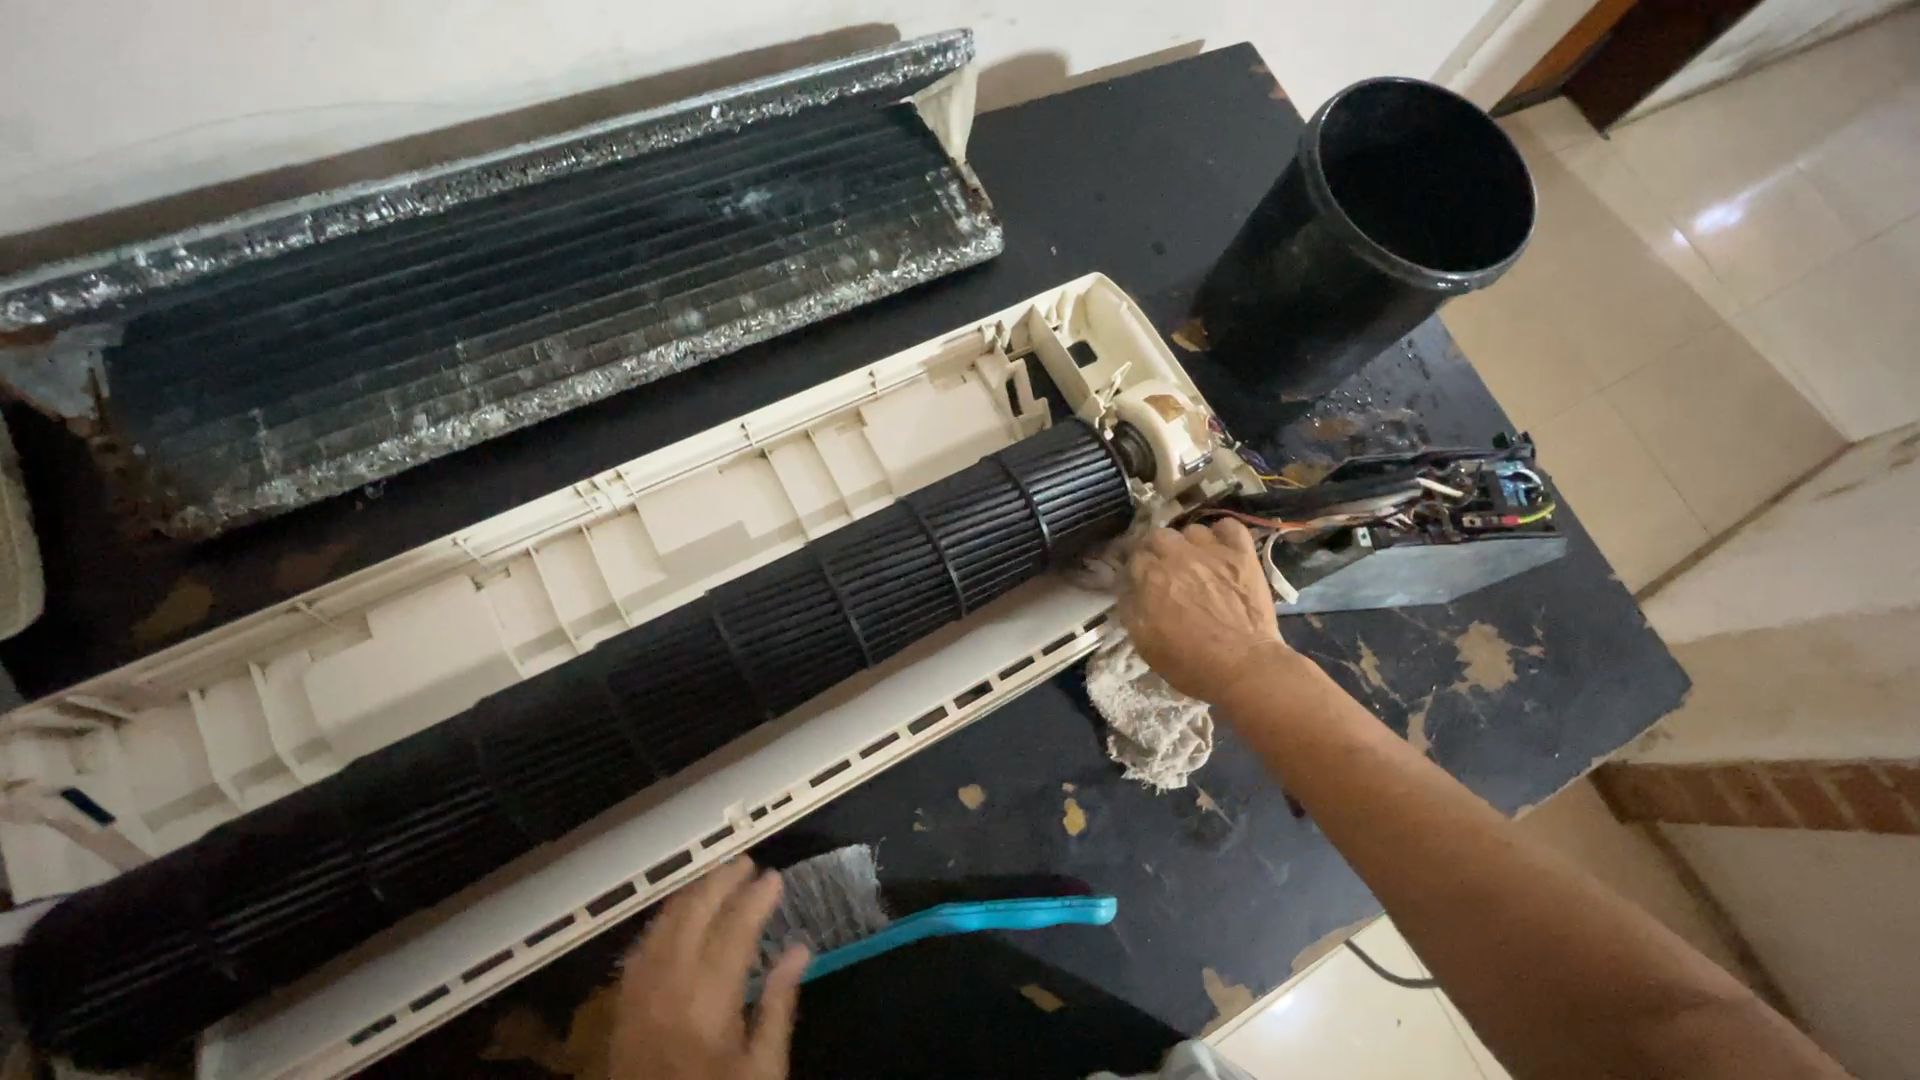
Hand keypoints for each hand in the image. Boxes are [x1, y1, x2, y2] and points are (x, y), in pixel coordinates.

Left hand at [611, 858, 809, 1079]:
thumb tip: (799, 949)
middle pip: (693, 916)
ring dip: (690, 895)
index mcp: (708, 1002)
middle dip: (720, 883)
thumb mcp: (762, 1070)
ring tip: (716, 877)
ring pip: (663, 926)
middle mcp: (669, 988)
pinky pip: (642, 948)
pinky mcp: (623, 1009)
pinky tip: (677, 914)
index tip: (774, 877)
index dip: (754, 899)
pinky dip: (664, 920)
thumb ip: (778, 1005)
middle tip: (746, 863)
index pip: (734, 931)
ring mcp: (640, 996)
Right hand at [1116, 519, 1291, 704]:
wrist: (1242, 665)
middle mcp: (1177, 556)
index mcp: (1150, 576)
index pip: (1134, 556)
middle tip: (1166, 570)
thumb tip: (1126, 587)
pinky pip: (1229, 526)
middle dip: (1158, 550)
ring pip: (1192, 530)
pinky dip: (1223, 533)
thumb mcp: (1143, 642)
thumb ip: (1129, 607)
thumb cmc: (1188, 661)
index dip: (1137, 568)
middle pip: (1158, 535)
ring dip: (1189, 544)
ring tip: (1196, 562)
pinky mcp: (1242, 555)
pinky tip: (1222, 548)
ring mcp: (1212, 552)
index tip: (1141, 580)